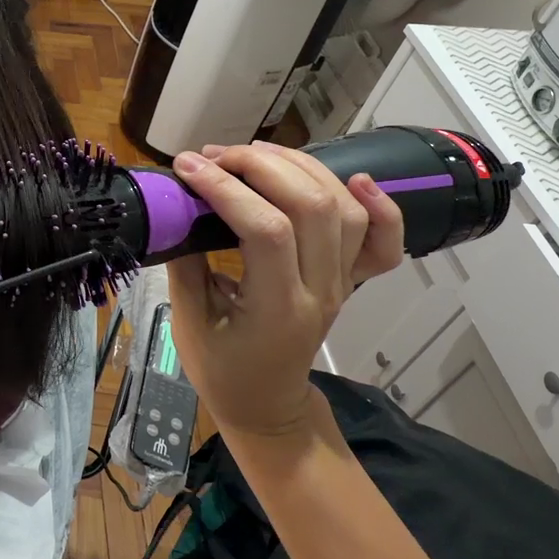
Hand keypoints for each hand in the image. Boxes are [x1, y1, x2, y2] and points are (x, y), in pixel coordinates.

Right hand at [165, 142, 403, 440]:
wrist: (267, 405)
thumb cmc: (222, 370)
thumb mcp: (188, 322)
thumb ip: (185, 263)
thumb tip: (177, 207)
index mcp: (278, 308)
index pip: (266, 229)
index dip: (225, 187)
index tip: (185, 166)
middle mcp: (321, 290)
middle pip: (312, 206)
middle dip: (258, 165)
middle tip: (212, 156)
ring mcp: (342, 283)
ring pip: (344, 208)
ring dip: (298, 166)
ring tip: (251, 153)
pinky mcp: (350, 279)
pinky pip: (381, 240)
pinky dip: (378, 203)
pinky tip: (353, 178)